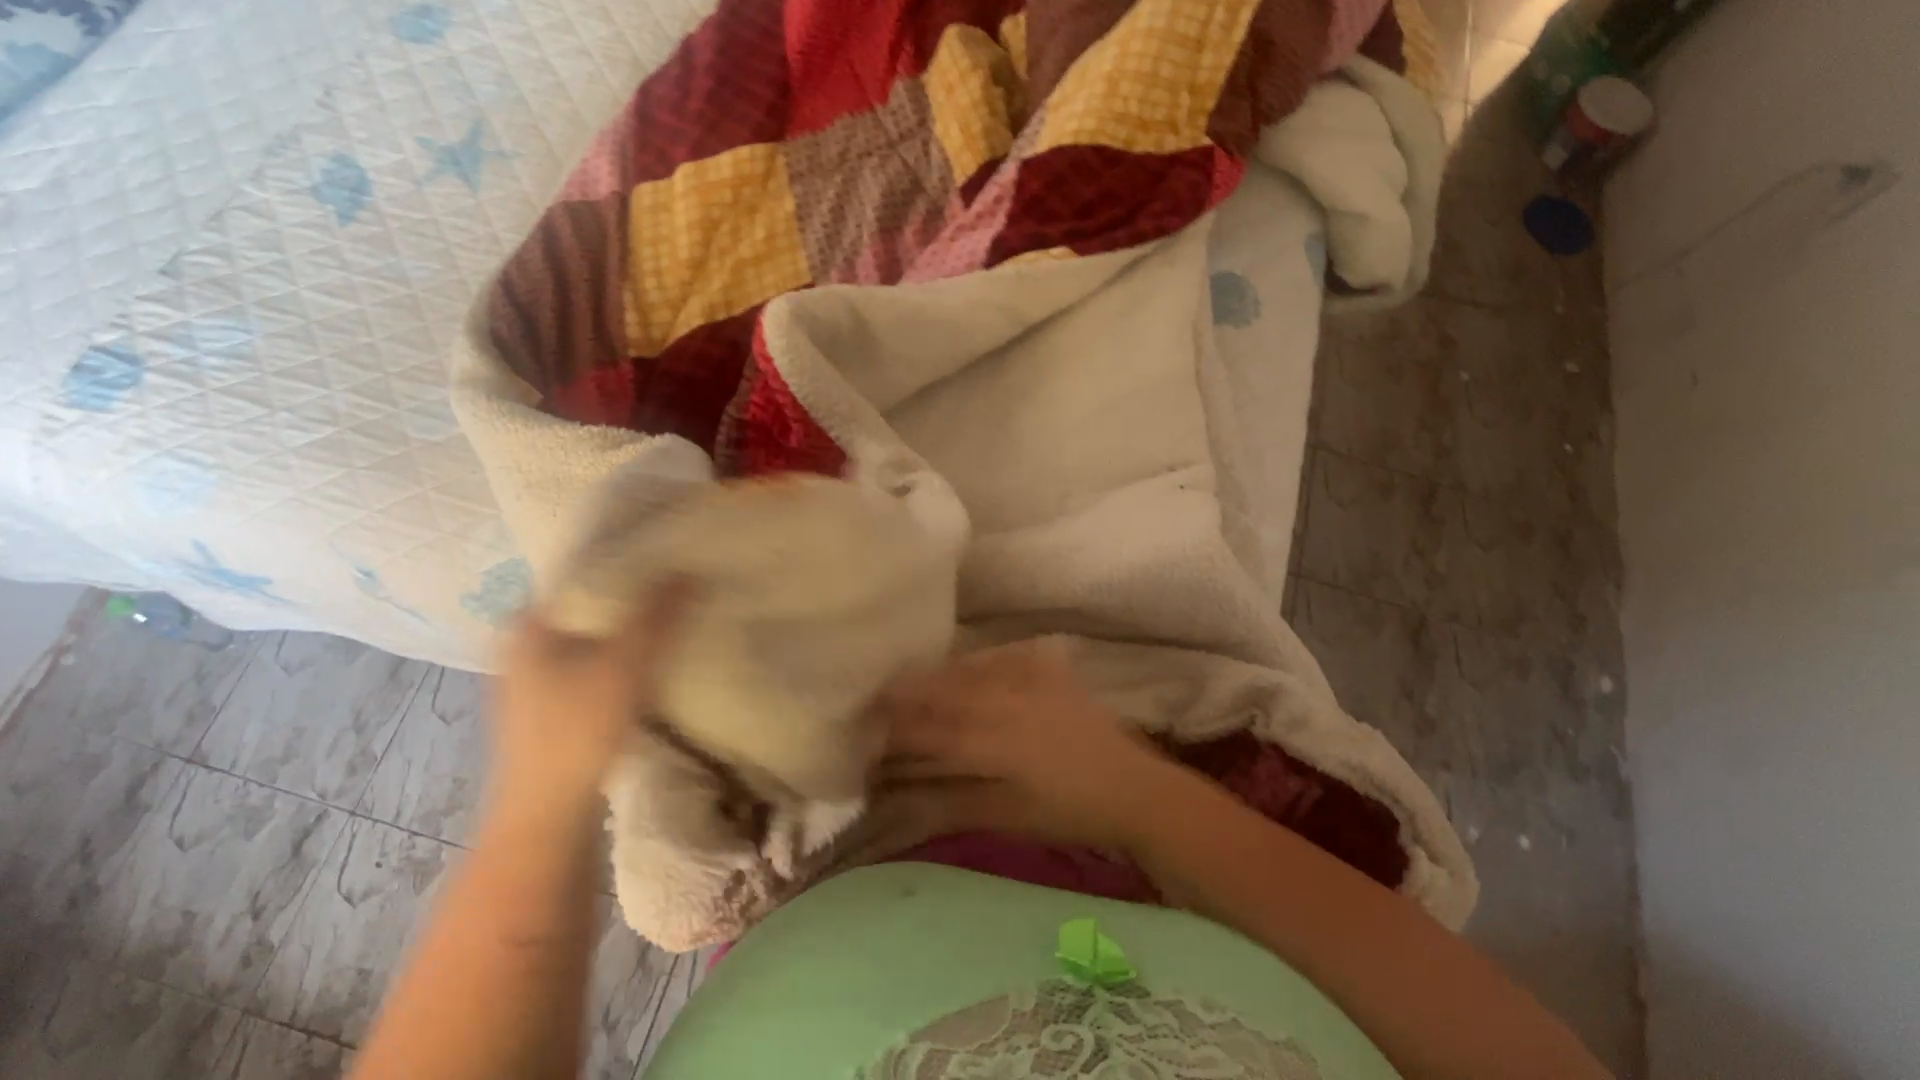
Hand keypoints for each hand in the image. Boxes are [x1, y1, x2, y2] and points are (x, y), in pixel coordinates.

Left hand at [488, 580, 697, 808]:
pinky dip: (617, 658)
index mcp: (527, 622)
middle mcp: (520, 643)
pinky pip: (589, 664)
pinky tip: (647, 662)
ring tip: (670, 616)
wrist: (546, 814)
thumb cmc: (577, 729)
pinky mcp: (547, 708)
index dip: (625, 561)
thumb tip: (693, 571)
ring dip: (625, 630)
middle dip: (629, 596)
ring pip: (589, 637)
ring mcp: (530, 679)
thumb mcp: (628, 664)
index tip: (667, 555)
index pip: (580, 572)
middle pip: (586, 606)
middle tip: (676, 583)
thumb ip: (660, 614)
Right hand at [877, 640, 1182, 851]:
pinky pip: (1001, 658)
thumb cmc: (1069, 814)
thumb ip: (948, 802)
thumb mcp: (1005, 816)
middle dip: (902, 697)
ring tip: (906, 684)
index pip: (928, 730)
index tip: (861, 734)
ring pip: (967, 669)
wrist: (1135, 791)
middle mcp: (1009, 700)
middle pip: (941, 693)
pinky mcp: (1051, 671)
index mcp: (995, 742)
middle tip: (872, 703)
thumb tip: (896, 797)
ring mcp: (1033, 680)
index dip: (891, 731)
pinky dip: (973, 665)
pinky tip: (961, 669)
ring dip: (933, 677)